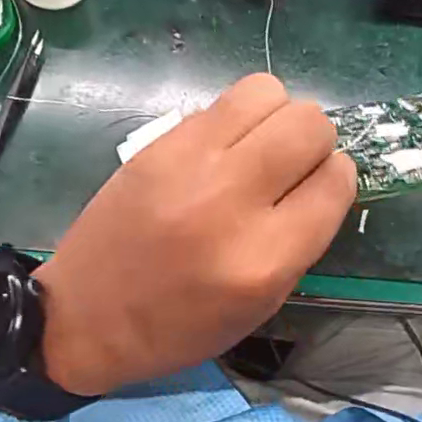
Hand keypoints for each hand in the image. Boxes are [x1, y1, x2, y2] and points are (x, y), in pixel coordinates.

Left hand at [33, 74, 357, 394]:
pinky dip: (231, 120)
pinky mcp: (155, 145)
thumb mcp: (256, 308)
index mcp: (263, 259)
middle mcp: (231, 201)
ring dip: (275, 116)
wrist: (85, 316)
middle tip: (288, 167)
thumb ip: (297, 244)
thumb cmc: (175, 329)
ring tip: (255, 149)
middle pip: (309, 124)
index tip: (318, 188)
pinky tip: (215, 152)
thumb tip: (317, 184)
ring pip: (267, 92)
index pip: (336, 182)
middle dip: (313, 142)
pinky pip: (218, 103)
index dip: (336, 180)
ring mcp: (188, 164)